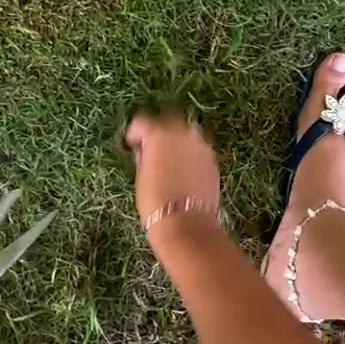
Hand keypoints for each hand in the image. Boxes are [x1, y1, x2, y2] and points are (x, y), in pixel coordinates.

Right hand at [125, 113, 221, 228]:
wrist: (186, 223)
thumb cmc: (155, 201)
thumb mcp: (141, 176)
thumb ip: (144, 156)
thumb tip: (147, 150)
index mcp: (158, 133)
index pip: (142, 122)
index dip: (135, 133)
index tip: (132, 144)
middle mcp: (182, 132)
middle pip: (168, 120)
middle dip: (159, 130)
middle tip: (152, 147)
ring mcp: (200, 144)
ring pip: (186, 132)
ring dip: (177, 140)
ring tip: (170, 157)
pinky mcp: (212, 158)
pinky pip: (197, 147)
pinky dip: (190, 152)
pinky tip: (185, 168)